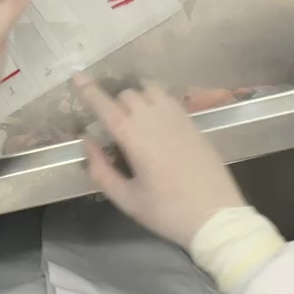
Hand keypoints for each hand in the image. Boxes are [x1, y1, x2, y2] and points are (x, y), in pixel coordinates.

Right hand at [74, 74, 245, 248]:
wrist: (218, 218)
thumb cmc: (168, 212)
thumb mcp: (127, 200)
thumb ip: (101, 171)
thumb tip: (88, 144)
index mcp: (133, 138)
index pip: (105, 106)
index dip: (88, 89)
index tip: (76, 76)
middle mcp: (153, 119)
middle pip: (126, 95)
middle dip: (114, 104)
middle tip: (113, 127)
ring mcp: (176, 118)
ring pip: (148, 90)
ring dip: (136, 98)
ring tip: (135, 118)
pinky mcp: (192, 122)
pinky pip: (168, 98)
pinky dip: (155, 100)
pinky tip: (156, 120)